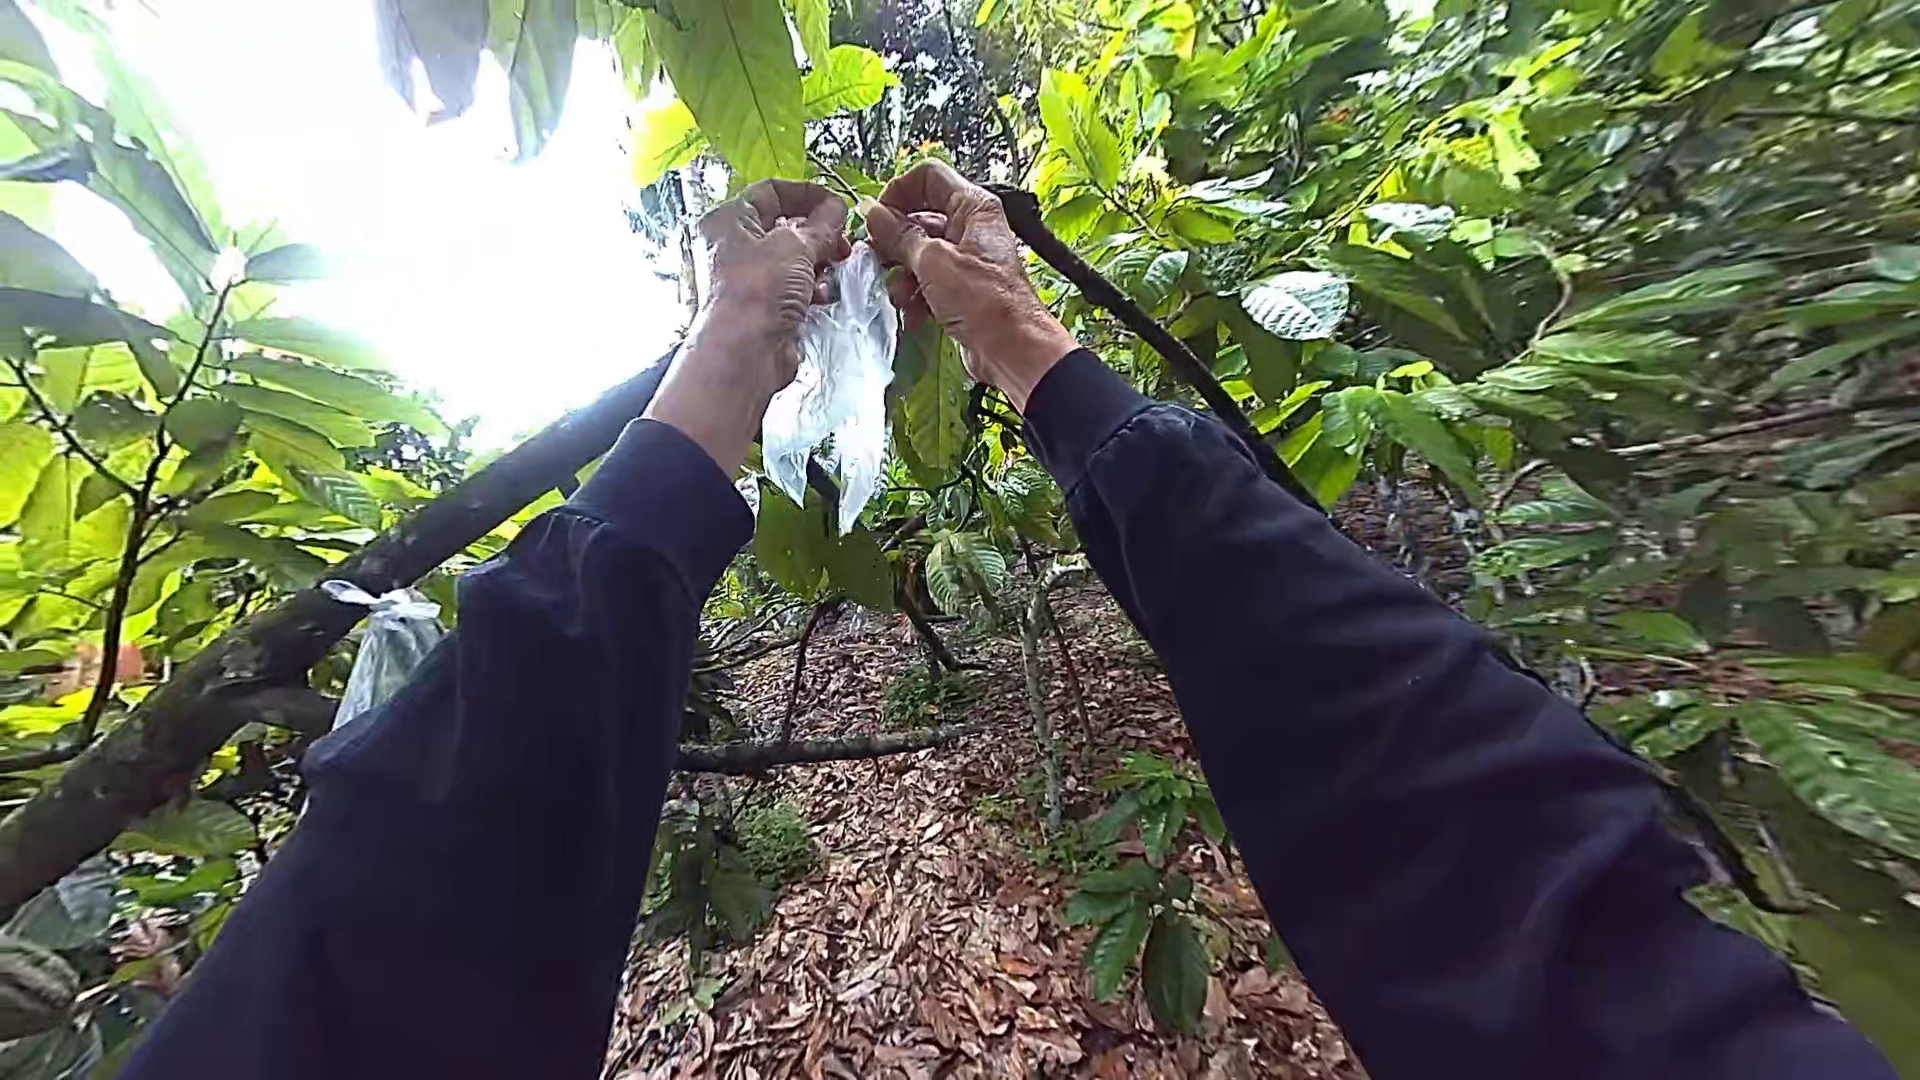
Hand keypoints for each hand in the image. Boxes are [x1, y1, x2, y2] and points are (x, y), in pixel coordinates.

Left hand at [645, 179, 851, 474]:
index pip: (772, 193)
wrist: (746, 351)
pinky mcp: (765, 311)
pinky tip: (821, 299)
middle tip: (843, 245)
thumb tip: (837, 208)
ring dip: (819, 267)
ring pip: (794, 264)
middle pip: (786, 231)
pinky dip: (812, 291)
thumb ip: (821, 223)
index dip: (808, 194)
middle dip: (819, 237)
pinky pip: (795, 291)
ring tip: (832, 275)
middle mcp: (733, 248)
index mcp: (728, 220)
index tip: (838, 204)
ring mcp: (749, 282)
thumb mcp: (796, 245)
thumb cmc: (759, 289)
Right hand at [863, 161, 1078, 412]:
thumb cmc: (987, 302)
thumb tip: (874, 215)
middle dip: (896, 243)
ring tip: (900, 295)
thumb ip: (899, 236)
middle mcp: (972, 231)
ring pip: (922, 257)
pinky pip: (931, 285)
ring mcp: (968, 263)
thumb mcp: (933, 262)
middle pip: (920, 221)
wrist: (1012, 350)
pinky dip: (918, 298)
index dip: (899, 192)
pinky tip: (913, 314)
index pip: (928, 178)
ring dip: (904, 277)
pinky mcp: (963, 293)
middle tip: (877, 259)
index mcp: (973, 208)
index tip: (878, 217)